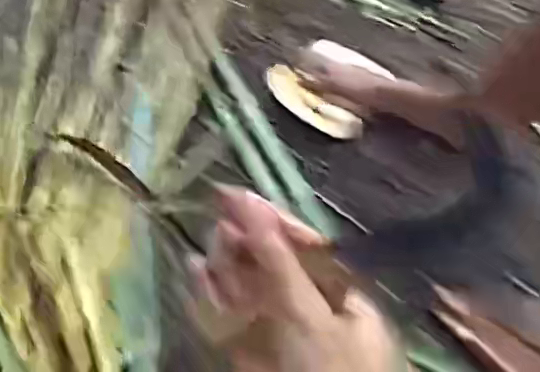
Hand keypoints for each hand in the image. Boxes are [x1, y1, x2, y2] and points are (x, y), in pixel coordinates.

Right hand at [196, 190, 398, 371]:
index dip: (269, 218)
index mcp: (344, 300)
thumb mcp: (306, 312)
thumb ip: (274, 252)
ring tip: (211, 258)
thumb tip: (243, 195)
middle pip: (270, 258)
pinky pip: (227, 307)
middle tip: (221, 229)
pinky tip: (195, 271)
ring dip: (224, 261)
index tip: (230, 194)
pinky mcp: (250, 346)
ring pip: (244, 279)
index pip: (305, 245)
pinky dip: (209, 288)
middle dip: (243, 240)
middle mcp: (312, 309)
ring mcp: (279, 329)